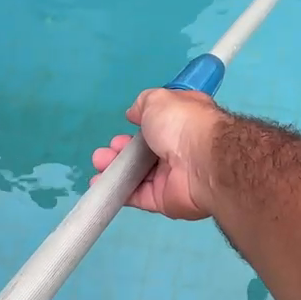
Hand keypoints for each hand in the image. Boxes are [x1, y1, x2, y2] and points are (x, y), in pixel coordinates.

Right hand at [92, 88, 225, 219]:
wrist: (200, 163)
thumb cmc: (182, 124)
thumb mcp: (159, 100)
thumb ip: (144, 104)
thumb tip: (134, 113)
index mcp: (186, 120)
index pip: (164, 120)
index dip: (144, 121)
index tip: (128, 121)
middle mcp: (181, 147)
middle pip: (147, 149)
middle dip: (124, 147)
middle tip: (110, 148)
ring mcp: (173, 175)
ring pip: (139, 172)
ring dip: (116, 167)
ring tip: (99, 161)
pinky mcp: (164, 199)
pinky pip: (137, 195)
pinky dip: (118, 189)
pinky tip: (100, 183)